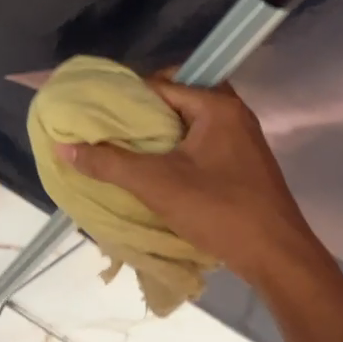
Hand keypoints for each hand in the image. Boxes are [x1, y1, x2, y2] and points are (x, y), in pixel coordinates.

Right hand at [55, 80, 337, 299]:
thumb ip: (107, 162)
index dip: (127, 95)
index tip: (98, 111)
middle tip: (114, 129)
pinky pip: (202, 142)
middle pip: (178, 98)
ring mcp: (241, 140)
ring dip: (161, 132)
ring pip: (190, 123)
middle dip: (145, 112)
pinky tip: (156, 170)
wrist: (278, 258)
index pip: (161, 83)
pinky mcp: (243, 165)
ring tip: (127, 149)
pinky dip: (177, 149)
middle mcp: (233, 115)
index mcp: (216, 107)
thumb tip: (63, 147)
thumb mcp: (155, 184)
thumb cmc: (220, 210)